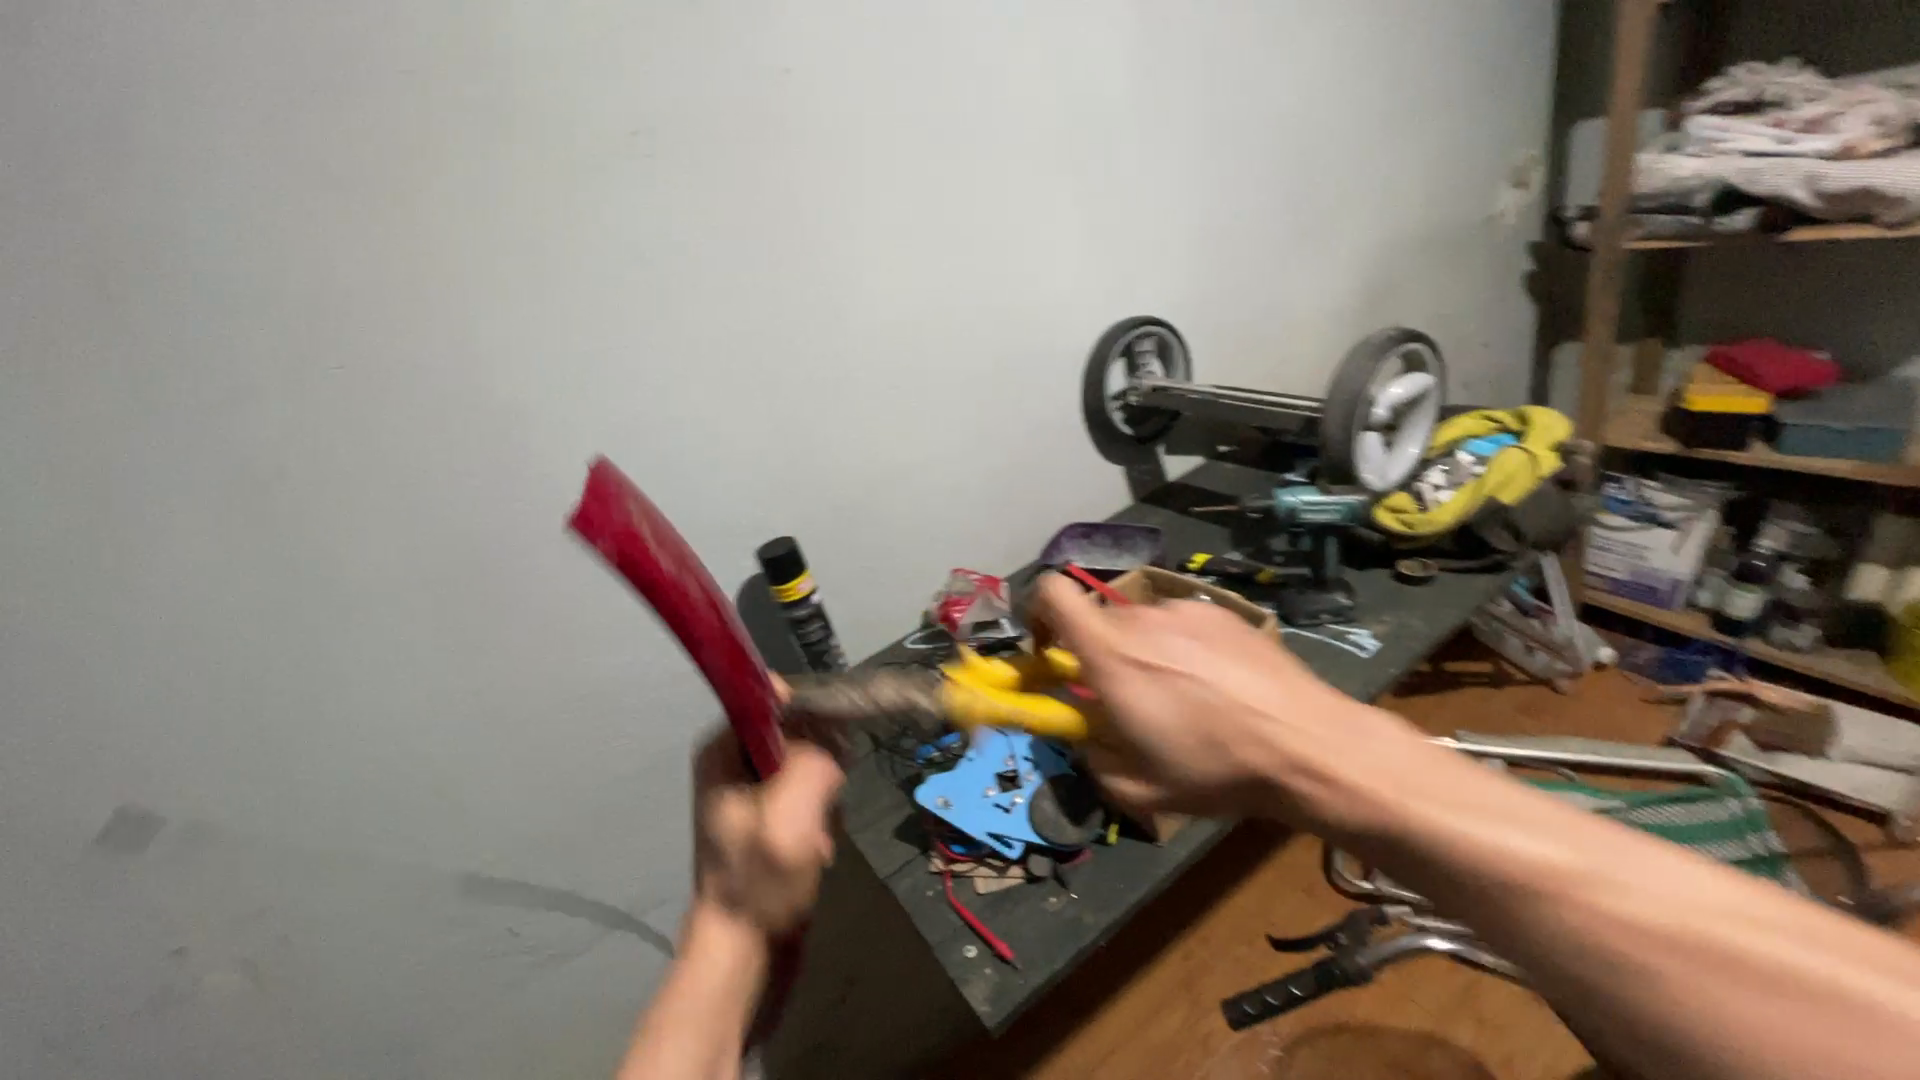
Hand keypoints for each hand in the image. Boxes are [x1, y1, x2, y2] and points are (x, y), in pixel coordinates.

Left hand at [690, 726, 844, 937]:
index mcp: (721, 748)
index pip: (774, 696)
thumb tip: (832, 745)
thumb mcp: (789, 817)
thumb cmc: (758, 881)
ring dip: (822, 792)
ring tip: (818, 831)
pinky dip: (819, 812)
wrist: (743, 948)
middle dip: (820, 761)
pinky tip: (817, 844)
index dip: (811, 711)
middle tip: (825, 799)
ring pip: (809, 759)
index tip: (835, 743)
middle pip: (796, 727)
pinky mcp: (767, 810)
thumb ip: (812, 764)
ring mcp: (750, 786)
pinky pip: (808, 789)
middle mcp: (731, 758)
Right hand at [1031, 573, 1422, 830]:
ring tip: (1186, 697)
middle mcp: (1142, 618)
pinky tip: (1221, 685)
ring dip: (1146, 653)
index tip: (1050, 652)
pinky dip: (1185, 648)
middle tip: (1129, 698)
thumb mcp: (1137, 788)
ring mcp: (1187, 610)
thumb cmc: (1214, 769)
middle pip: (1100, 621)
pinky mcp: (1224, 613)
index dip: (1038, 614)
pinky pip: (1184, 624)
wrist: (1306, 744)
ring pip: (1144, 624)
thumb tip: (1087, 739)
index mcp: (1111, 654)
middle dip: (1101, 654)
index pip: (1051, 593)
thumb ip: (1092, 757)